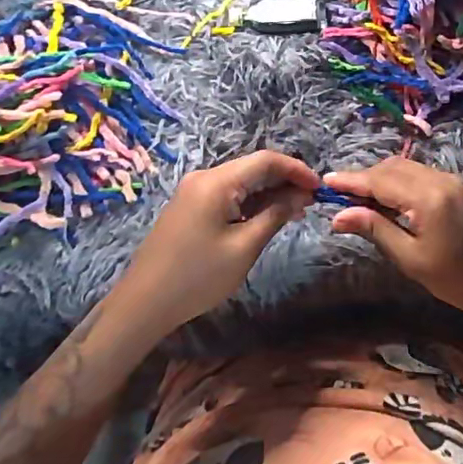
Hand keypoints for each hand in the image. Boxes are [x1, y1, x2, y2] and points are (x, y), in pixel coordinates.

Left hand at [116, 151, 317, 333]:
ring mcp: (194, 190)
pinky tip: (265, 217)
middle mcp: (204, 177)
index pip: (266, 160)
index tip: (319, 188)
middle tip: (311, 202)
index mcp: (217, 181)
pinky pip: (227, 194)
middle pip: (253, 168)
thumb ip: (274, 216)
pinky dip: (249, 202)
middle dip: (284, 181)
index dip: (296, 170)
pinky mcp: (189, 206)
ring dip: (268, 192)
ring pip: (240, 181)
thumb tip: (299, 196)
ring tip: (294, 212)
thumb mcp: (243, 248)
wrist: (143, 303)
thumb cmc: (197, 277)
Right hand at [323, 158, 462, 321]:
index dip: (352, 180)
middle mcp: (441, 179)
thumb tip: (338, 215)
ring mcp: (452, 179)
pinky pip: (420, 173)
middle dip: (364, 178)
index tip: (326, 181)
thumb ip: (375, 229)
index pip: (381, 181)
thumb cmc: (456, 280)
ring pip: (406, 167)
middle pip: (392, 168)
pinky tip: (387, 198)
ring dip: (381, 178)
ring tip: (358, 197)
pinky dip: (398, 181)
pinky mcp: (457, 184)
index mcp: (429, 198)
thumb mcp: (410, 259)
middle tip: (339, 194)